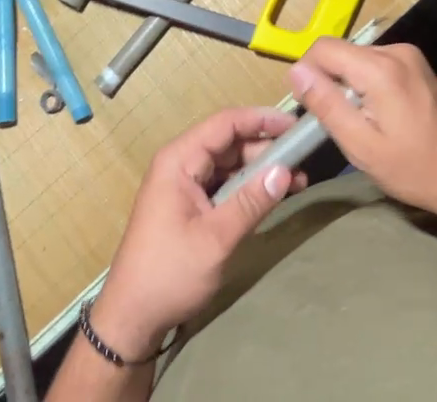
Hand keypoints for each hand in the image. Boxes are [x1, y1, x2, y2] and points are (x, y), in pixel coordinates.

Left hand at [91, 107, 308, 359]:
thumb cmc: (170, 273)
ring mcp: (182, 184)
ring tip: (298, 180)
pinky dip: (247, 187)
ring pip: (228, 163)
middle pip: (228, 141)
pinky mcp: (188, 204)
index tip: (296, 125)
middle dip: (266, 148)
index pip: (225, 123)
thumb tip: (285, 170)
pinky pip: (222, 183)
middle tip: (304, 159)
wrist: (132, 316)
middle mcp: (179, 164)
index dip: (261, 120)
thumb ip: (251, 202)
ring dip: (260, 169)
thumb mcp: (216, 239)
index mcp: (178, 160)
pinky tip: (272, 196)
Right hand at [288, 38, 436, 216]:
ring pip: (358, 57)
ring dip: (350, 83)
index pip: (323, 48)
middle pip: (342, 52)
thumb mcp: (360, 145)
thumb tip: (296, 71)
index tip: (311, 105)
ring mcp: (410, 55)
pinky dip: (368, 82)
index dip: (307, 72)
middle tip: (339, 121)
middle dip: (331, 80)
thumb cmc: (412, 168)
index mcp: (380, 69)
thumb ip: (326, 104)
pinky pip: (377, 63)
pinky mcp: (418, 64)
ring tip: (362, 120)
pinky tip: (381, 114)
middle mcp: (396, 51)